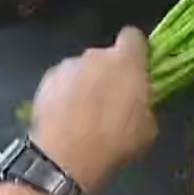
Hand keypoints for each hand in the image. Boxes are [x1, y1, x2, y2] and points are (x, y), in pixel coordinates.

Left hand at [29, 27, 155, 192]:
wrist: (66, 158)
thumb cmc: (115, 142)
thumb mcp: (147, 127)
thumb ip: (144, 104)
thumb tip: (138, 102)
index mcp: (126, 61)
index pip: (133, 37)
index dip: (135, 51)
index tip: (135, 68)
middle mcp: (95, 56)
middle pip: (104, 56)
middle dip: (108, 73)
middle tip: (110, 102)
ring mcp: (67, 66)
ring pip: (81, 70)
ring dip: (85, 84)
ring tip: (83, 115)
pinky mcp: (45, 81)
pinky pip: (61, 82)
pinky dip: (64, 94)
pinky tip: (65, 118)